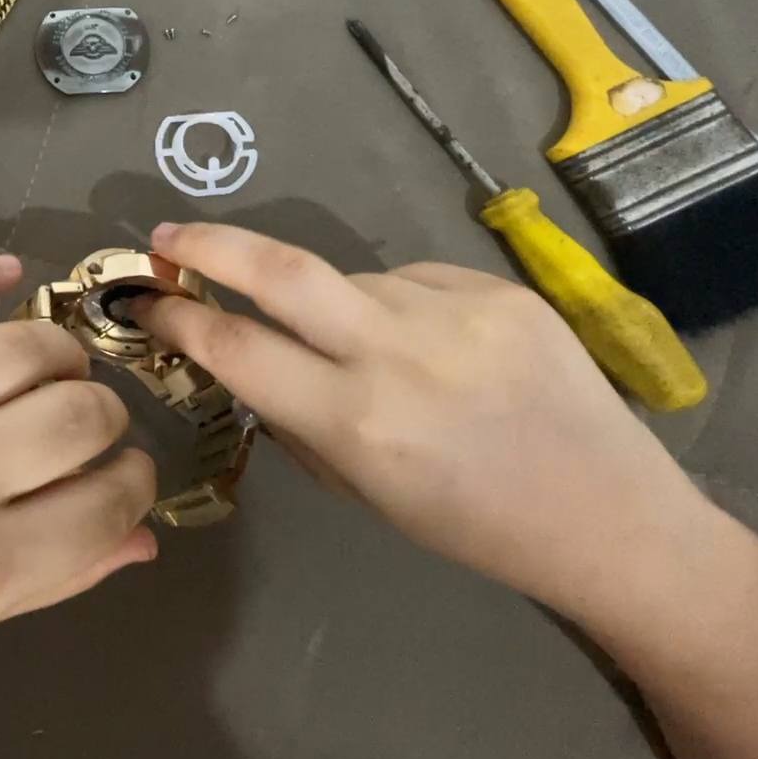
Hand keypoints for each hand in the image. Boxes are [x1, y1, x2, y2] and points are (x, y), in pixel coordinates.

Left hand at [0, 254, 158, 686]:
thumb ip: (63, 574)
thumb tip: (143, 533)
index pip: (106, 502)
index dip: (134, 482)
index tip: (125, 472)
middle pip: (77, 414)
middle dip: (105, 417)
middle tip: (86, 424)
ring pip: (19, 347)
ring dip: (61, 354)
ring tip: (57, 370)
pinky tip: (10, 274)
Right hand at [138, 222, 710, 612]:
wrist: (614, 520)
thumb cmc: (464, 521)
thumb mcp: (353, 484)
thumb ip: (288, 412)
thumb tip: (239, 353)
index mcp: (356, 419)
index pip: (235, 348)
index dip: (176, 318)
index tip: (144, 301)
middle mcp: (401, 355)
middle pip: (280, 270)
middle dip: (209, 245)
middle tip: (167, 237)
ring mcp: (459, 313)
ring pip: (348, 280)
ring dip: (331, 305)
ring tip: (372, 350)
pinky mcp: (502, 289)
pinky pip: (407, 279)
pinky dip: (392, 305)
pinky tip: (431, 345)